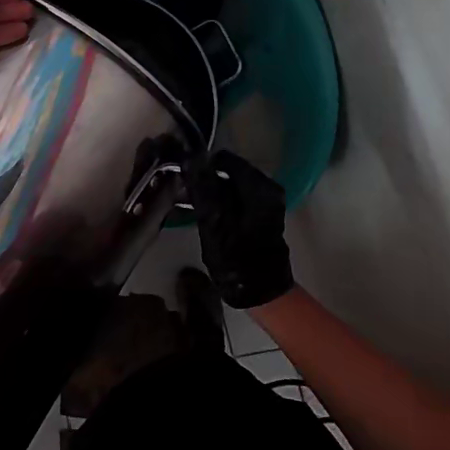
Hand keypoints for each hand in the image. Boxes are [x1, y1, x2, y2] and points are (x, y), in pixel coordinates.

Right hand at [186, 150, 293, 308]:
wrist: (259, 292)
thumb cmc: (236, 257)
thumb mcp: (214, 220)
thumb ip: (204, 187)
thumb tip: (191, 157)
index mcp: (260, 186)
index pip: (224, 159)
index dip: (201, 164)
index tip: (182, 176)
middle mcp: (267, 188)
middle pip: (229, 171)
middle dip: (206, 178)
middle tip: (183, 192)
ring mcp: (266, 202)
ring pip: (231, 185)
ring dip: (211, 191)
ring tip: (189, 203)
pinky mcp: (261, 214)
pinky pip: (236, 198)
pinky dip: (221, 201)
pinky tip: (205, 213)